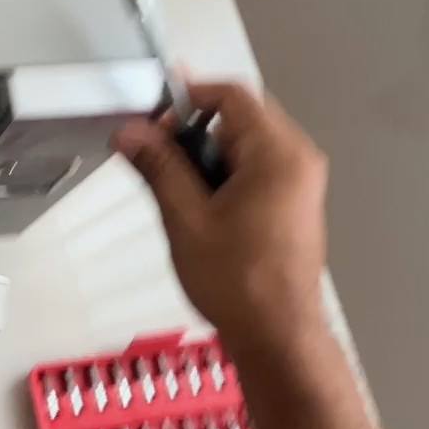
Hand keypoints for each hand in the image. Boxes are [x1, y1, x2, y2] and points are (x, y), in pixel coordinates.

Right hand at [112, 81, 330, 360]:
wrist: (276, 332)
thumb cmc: (233, 280)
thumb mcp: (184, 219)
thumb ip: (158, 167)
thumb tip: (130, 131)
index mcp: (277, 154)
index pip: (232, 96)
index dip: (186, 97)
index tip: (147, 117)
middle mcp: (297, 158)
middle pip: (240, 118)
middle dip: (192, 132)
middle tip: (154, 159)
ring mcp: (299, 182)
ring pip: (244, 147)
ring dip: (204, 159)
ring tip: (175, 194)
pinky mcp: (292, 204)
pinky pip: (254, 171)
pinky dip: (222, 177)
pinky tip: (198, 209)